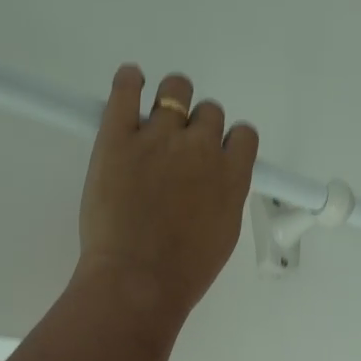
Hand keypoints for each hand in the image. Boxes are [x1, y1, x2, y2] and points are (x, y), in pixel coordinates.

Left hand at [74, 65, 258, 330]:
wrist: (138, 279)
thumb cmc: (183, 271)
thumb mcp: (222, 234)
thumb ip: (223, 198)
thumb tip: (213, 185)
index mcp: (231, 175)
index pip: (243, 135)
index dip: (227, 141)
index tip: (214, 152)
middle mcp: (200, 148)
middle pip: (208, 112)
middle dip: (197, 125)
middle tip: (177, 147)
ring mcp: (158, 138)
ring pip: (175, 91)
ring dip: (170, 99)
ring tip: (155, 113)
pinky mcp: (117, 136)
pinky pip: (126, 90)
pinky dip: (129, 81)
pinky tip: (130, 81)